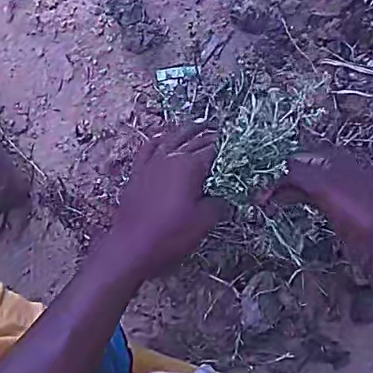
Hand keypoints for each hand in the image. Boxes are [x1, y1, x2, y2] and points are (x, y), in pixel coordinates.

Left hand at [91, 125, 230, 282]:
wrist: (132, 246)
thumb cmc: (171, 234)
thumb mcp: (204, 221)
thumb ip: (219, 203)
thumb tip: (227, 196)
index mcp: (190, 165)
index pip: (215, 151)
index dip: (229, 150)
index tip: (240, 150)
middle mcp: (171, 157)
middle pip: (195, 141)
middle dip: (212, 138)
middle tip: (225, 138)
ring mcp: (151, 162)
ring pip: (172, 138)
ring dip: (187, 132)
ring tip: (200, 126)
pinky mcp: (138, 172)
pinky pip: (148, 148)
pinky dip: (158, 140)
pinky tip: (163, 138)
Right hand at [270, 145, 372, 269]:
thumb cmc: (355, 209)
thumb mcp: (322, 185)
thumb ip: (296, 173)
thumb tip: (275, 171)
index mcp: (334, 158)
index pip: (295, 158)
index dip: (276, 171)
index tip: (259, 187)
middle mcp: (336, 169)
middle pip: (298, 171)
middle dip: (278, 182)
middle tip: (258, 198)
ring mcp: (339, 189)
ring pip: (303, 185)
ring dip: (284, 192)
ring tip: (265, 205)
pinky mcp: (340, 207)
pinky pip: (311, 198)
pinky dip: (296, 201)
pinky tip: (286, 208)